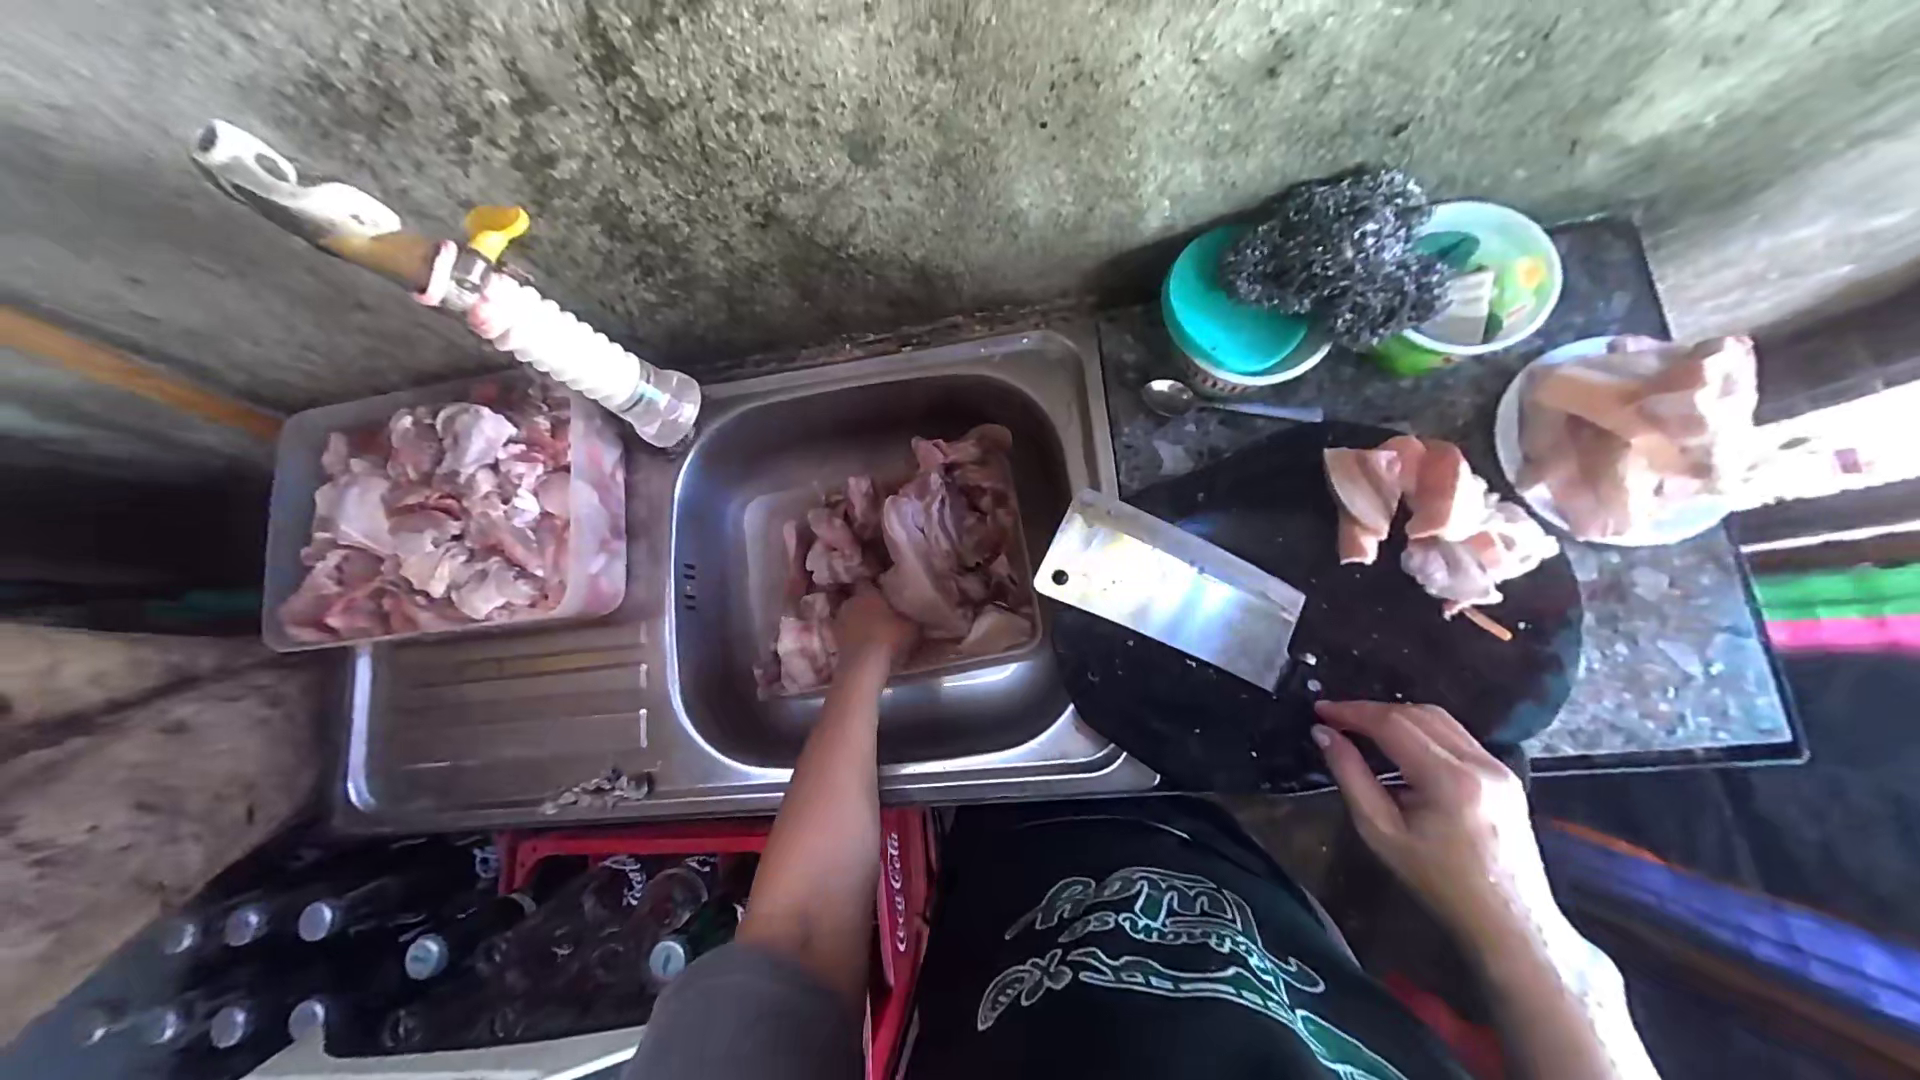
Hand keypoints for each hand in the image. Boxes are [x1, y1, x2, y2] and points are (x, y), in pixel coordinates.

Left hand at [834, 584, 917, 667]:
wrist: (865, 662)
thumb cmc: (890, 637)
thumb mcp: (910, 626)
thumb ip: (910, 616)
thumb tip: (914, 611)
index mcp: (867, 593)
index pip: (865, 581)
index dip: (871, 585)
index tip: (879, 589)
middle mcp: (850, 601)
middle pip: (854, 596)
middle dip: (862, 601)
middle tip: (875, 609)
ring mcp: (839, 618)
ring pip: (845, 612)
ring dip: (853, 616)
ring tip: (864, 624)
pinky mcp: (833, 636)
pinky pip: (839, 628)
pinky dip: (845, 630)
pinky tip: (853, 637)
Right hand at [1313, 700, 1557, 950]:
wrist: (1509, 921)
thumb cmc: (1437, 880)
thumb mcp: (1379, 830)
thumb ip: (1350, 774)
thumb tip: (1323, 734)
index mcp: (1450, 779)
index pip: (1393, 724)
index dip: (1351, 711)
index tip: (1320, 711)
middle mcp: (1480, 764)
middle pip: (1416, 714)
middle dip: (1371, 710)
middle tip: (1335, 719)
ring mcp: (1499, 768)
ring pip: (1438, 719)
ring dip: (1395, 716)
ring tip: (1361, 727)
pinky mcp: (1505, 775)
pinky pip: (1456, 735)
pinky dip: (1420, 730)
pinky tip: (1398, 745)